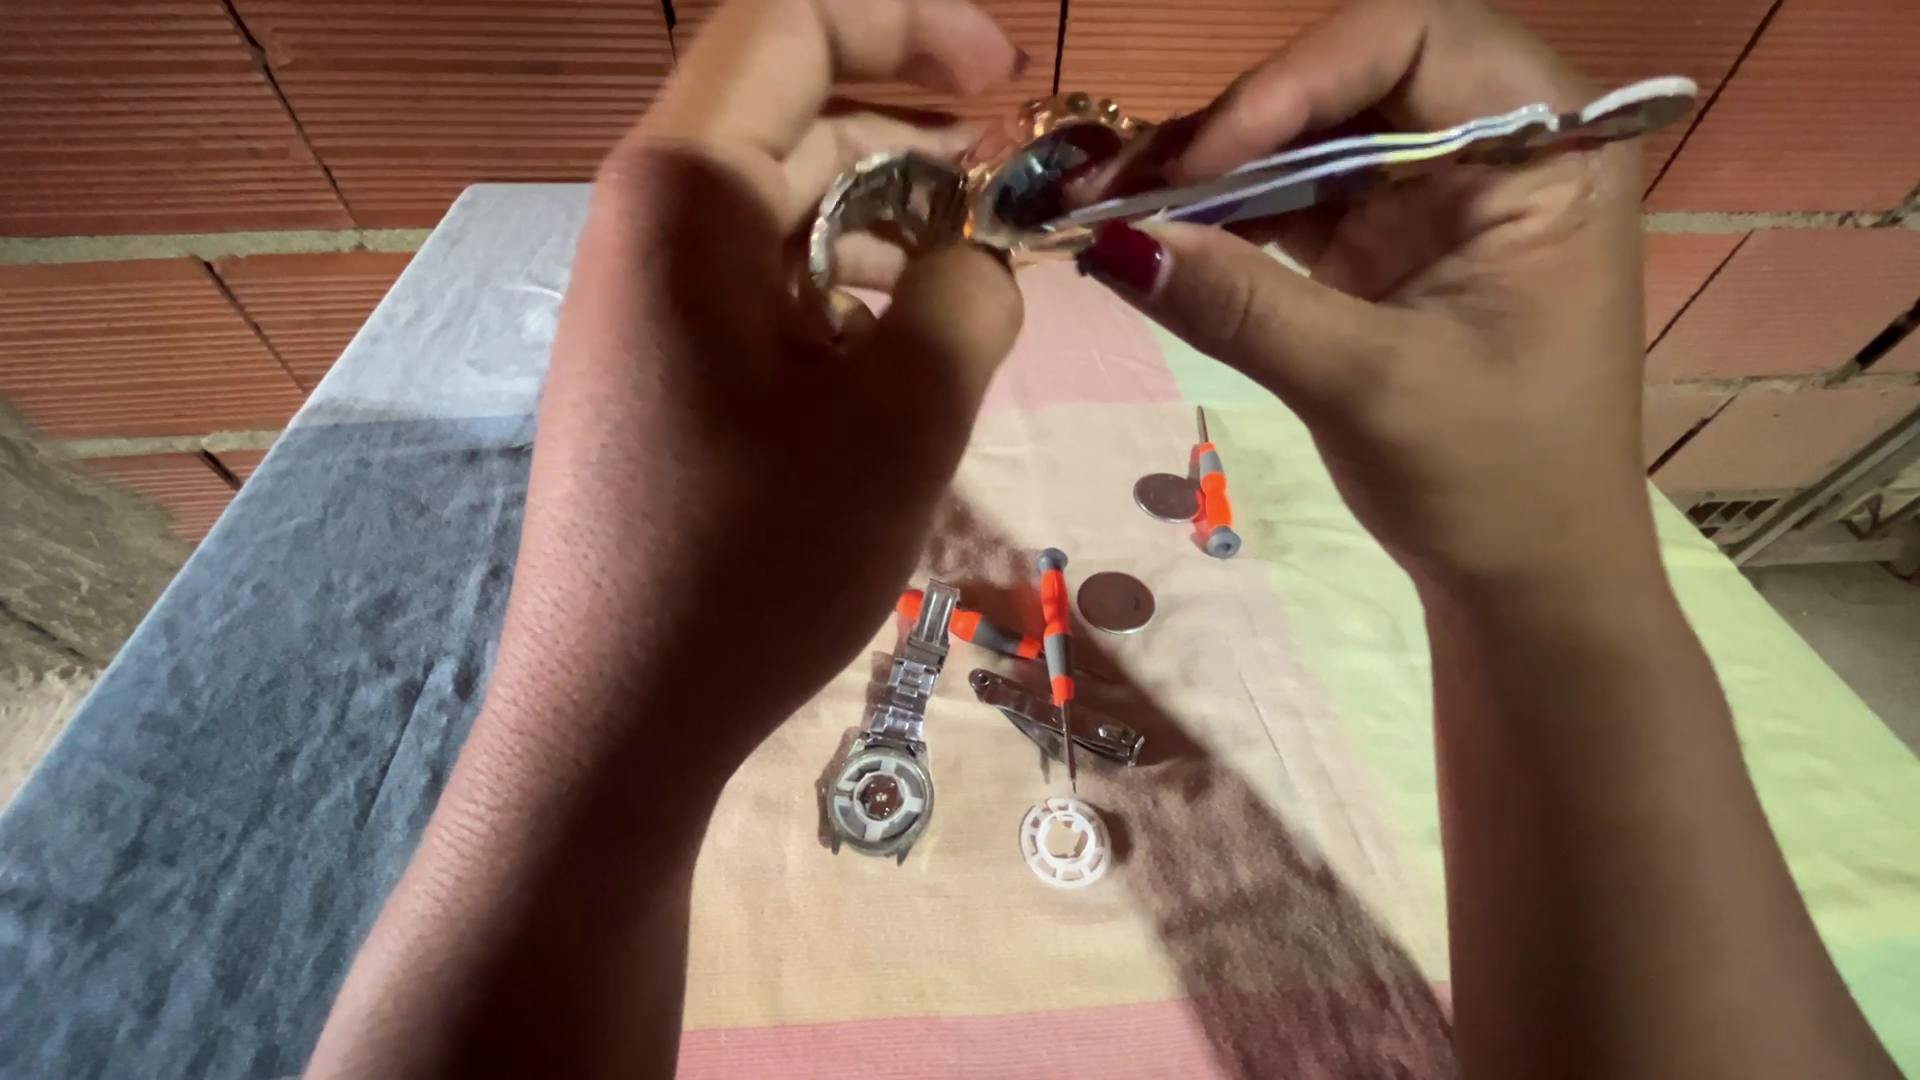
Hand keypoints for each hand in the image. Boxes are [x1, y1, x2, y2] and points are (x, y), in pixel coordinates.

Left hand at [492, 0, 1028, 766]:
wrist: (625, 714)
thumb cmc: (758, 561)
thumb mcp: (904, 418)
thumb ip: (973, 300)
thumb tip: (985, 262)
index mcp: (684, 196)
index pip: (790, 26)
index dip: (911, 26)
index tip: (1006, 78)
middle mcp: (644, 233)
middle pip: (791, 127)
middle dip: (913, 146)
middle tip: (1005, 200)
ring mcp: (642, 317)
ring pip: (785, 227)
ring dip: (886, 240)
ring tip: (965, 299)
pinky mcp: (658, 388)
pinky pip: (765, 306)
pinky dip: (843, 310)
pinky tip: (893, 371)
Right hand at [1077, 0, 1656, 591]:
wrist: (1518, 570)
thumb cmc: (1488, 476)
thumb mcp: (1363, 383)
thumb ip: (1239, 306)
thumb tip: (1114, 245)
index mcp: (1541, 155)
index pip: (1410, 42)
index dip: (1290, 83)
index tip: (1195, 166)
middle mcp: (1483, 158)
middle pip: (1337, 95)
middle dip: (1222, 137)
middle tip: (1112, 189)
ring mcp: (1421, 212)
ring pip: (1298, 158)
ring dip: (1204, 185)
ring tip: (1111, 215)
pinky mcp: (1373, 264)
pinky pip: (1286, 222)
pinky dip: (1219, 233)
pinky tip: (1157, 246)